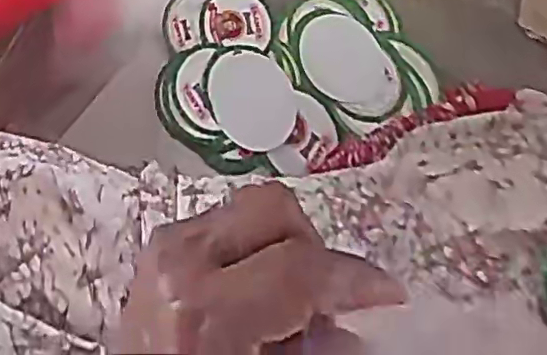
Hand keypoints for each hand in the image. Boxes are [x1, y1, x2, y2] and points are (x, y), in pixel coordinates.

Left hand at [112, 182, 404, 354]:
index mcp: (205, 310)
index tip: (387, 292)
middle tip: (325, 296)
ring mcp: (166, 244)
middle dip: (312, 246)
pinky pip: (225, 219)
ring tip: (286, 298)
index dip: (353, 277)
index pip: (299, 267)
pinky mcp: (160, 242)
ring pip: (252, 206)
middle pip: (276, 208)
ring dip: (281, 243)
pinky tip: (254, 291)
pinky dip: (251, 246)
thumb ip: (311, 350)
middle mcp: (182, 260)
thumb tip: (356, 329)